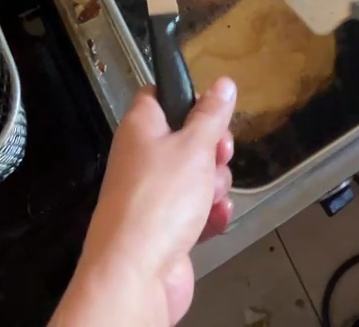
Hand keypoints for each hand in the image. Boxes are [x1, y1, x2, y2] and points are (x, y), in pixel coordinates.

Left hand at [51, 77, 236, 326]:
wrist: (136, 274)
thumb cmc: (161, 198)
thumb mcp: (194, 146)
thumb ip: (212, 114)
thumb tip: (223, 83)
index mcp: (140, 126)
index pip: (159, 95)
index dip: (186, 97)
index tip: (210, 109)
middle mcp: (142, 156)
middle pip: (185, 138)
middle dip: (212, 148)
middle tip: (220, 154)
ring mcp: (152, 194)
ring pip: (194, 176)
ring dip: (213, 184)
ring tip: (211, 195)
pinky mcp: (163, 228)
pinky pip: (193, 211)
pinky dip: (207, 214)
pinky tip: (215, 218)